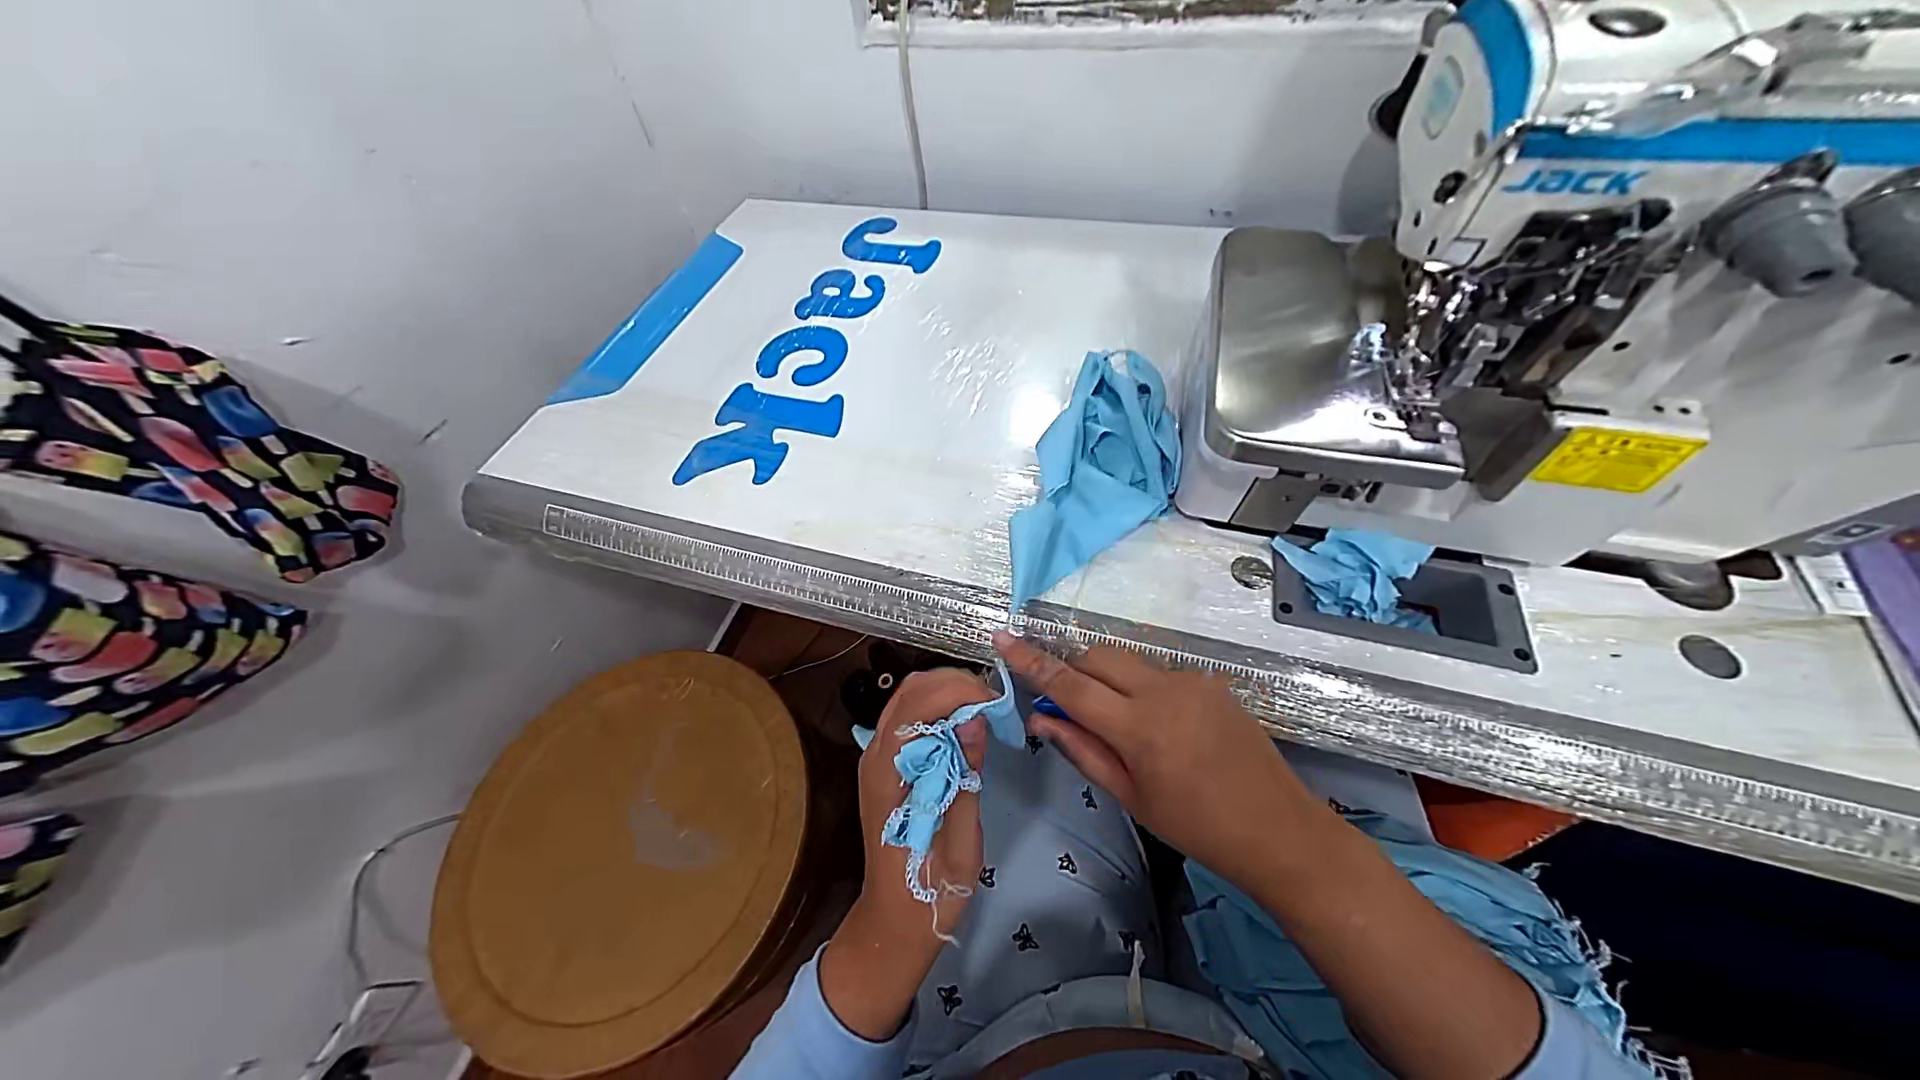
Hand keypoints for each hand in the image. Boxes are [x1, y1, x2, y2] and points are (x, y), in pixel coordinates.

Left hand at [820, 668, 991, 1039]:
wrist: (893, 921)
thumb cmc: (930, 890)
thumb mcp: (960, 839)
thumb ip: (965, 775)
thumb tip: (976, 720)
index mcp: (889, 771)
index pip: (919, 702)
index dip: (961, 690)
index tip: (998, 703)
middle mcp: (876, 754)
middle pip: (911, 689)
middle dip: (956, 684)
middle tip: (996, 705)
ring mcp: (876, 757)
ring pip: (908, 697)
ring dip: (948, 692)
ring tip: (985, 712)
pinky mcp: (885, 764)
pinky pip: (909, 716)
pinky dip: (938, 707)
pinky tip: (964, 726)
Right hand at [996, 633, 1542, 1079]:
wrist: (1280, 829)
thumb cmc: (1197, 827)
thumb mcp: (1131, 797)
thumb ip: (1082, 750)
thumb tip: (1040, 719)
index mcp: (1139, 727)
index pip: (1070, 684)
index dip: (1031, 661)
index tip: (1003, 637)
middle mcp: (1163, 690)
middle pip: (1098, 656)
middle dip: (1072, 667)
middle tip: (1064, 702)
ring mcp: (1191, 681)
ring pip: (1128, 661)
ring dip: (1107, 679)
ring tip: (1117, 723)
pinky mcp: (1211, 681)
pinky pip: (1158, 672)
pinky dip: (1139, 687)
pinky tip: (1156, 725)